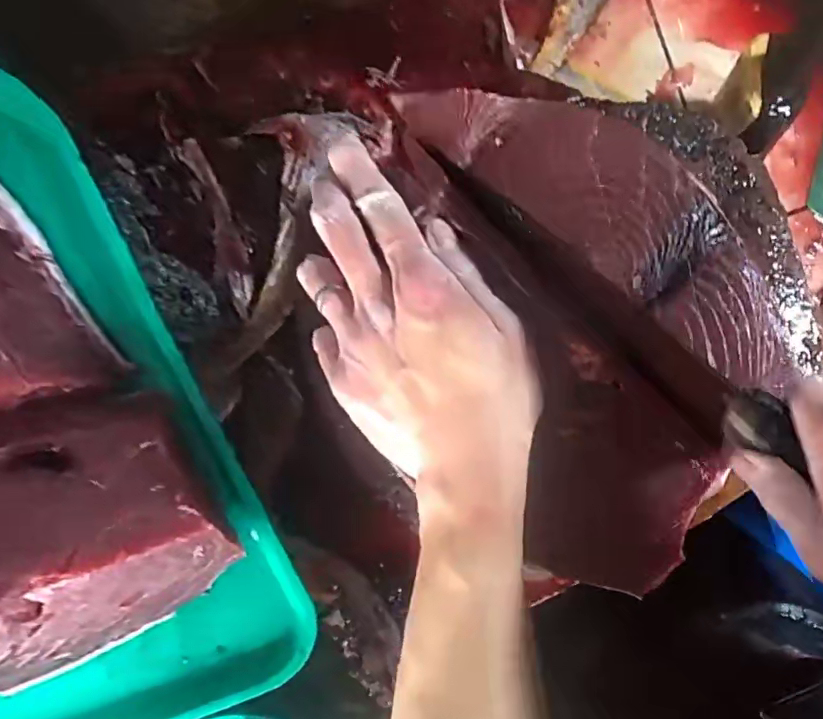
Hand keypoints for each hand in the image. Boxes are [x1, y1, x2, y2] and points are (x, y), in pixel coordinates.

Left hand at [298, 133, 537, 537]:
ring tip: (312, 250)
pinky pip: (327, 341)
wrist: (467, 466)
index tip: (345, 148)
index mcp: (426, 290)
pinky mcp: (345, 381)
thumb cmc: (505, 400)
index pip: (387, 219)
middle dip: (332, 206)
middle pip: (346, 244)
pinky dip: (329, 324)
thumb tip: (438, 234)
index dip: (365, 179)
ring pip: (326, 290)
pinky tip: (330, 322)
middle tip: (320, 182)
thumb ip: (471, 279)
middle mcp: (380, 307)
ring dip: (320, 262)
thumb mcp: (509, 333)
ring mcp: (356, 346)